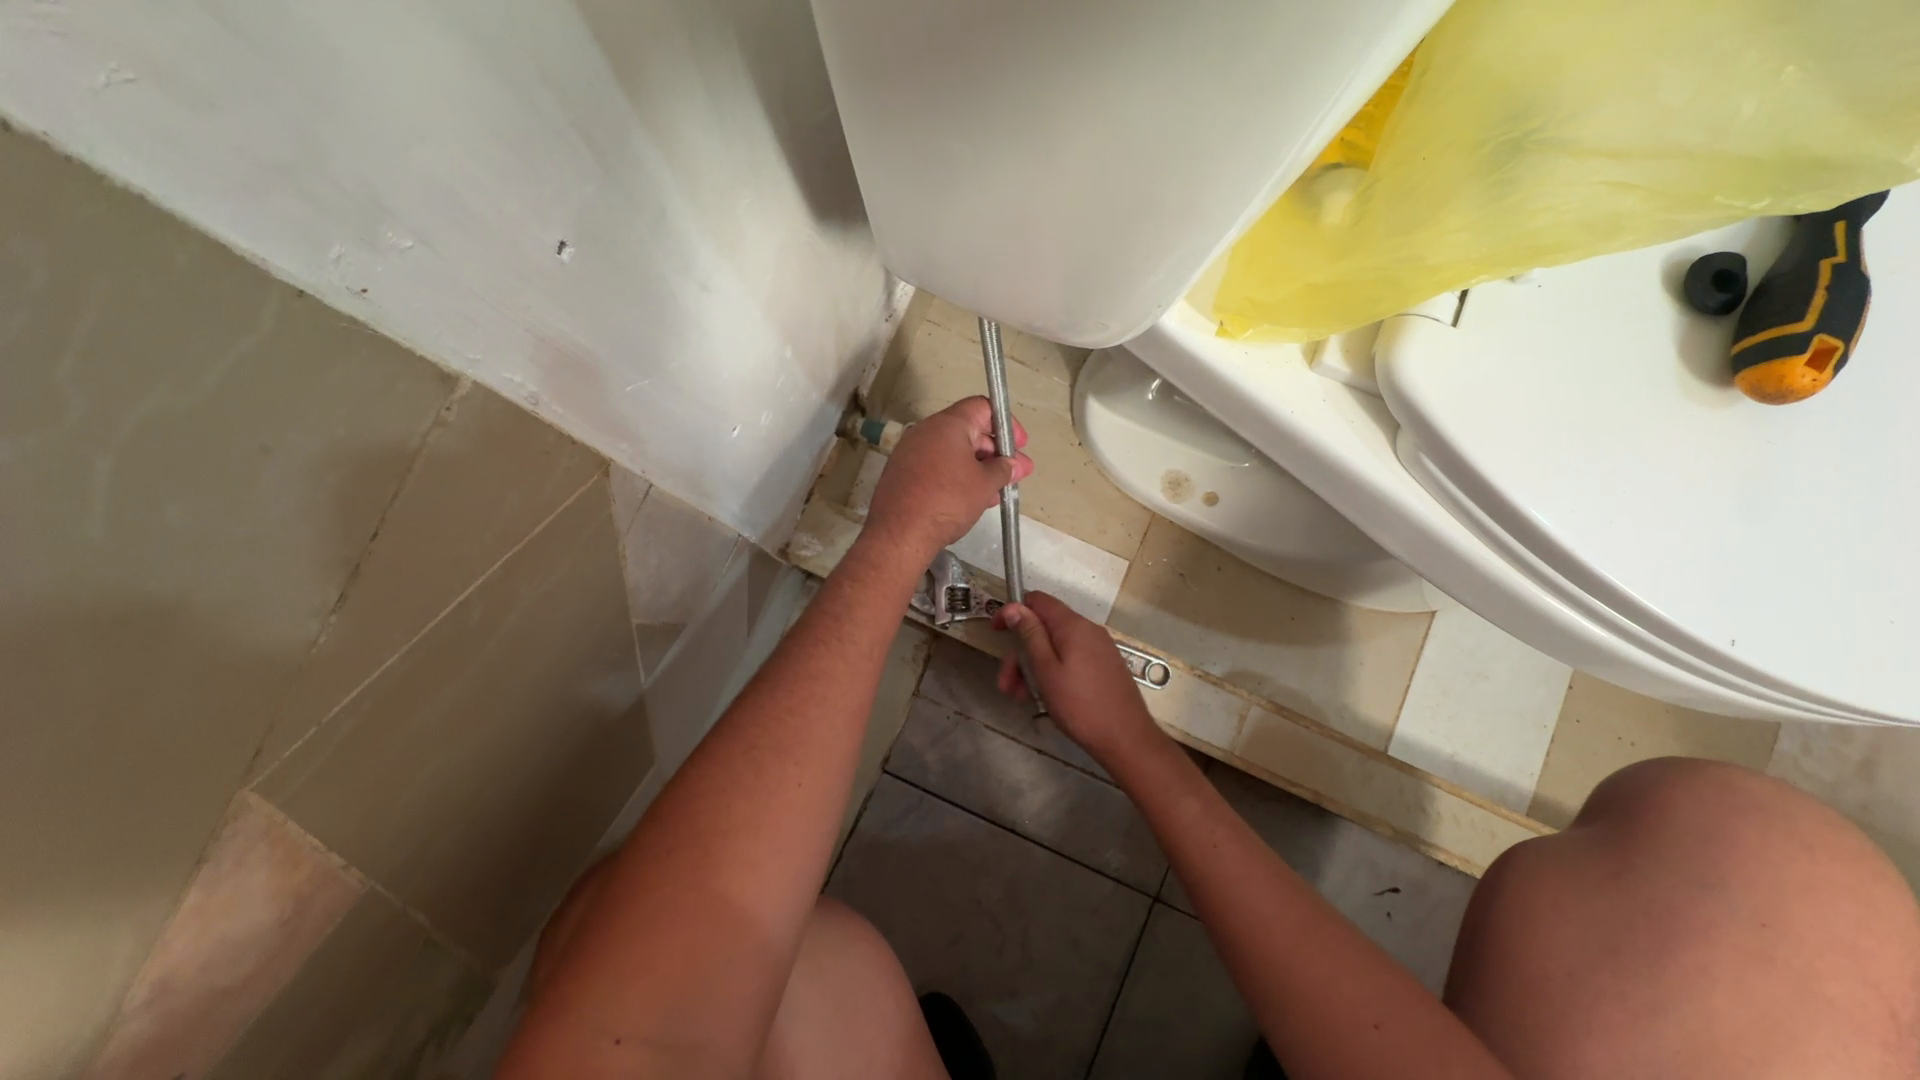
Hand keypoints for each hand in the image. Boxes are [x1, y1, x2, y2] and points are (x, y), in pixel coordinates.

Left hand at [864, 396, 1032, 560]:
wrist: (899, 533)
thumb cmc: (948, 501)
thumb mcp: (985, 484)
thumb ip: (1003, 469)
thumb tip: (1011, 465)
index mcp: (947, 424)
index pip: (982, 407)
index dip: (1006, 424)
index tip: (1019, 446)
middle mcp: (926, 431)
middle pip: (968, 430)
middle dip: (995, 452)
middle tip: (1015, 474)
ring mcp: (911, 453)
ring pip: (953, 453)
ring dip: (978, 468)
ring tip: (998, 492)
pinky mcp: (903, 474)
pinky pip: (937, 468)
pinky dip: (957, 477)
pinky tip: (972, 499)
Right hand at [993, 592, 1162, 769]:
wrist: (1126, 738)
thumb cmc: (1080, 705)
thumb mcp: (1046, 670)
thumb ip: (1030, 635)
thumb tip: (1014, 606)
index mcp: (1073, 626)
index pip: (1038, 600)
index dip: (1013, 612)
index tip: (997, 632)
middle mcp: (1089, 630)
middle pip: (1045, 629)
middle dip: (1021, 652)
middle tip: (1007, 684)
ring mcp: (1100, 649)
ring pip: (1057, 648)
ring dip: (1034, 667)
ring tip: (1022, 697)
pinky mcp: (1105, 667)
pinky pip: (1072, 660)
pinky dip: (1053, 672)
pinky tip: (1046, 697)